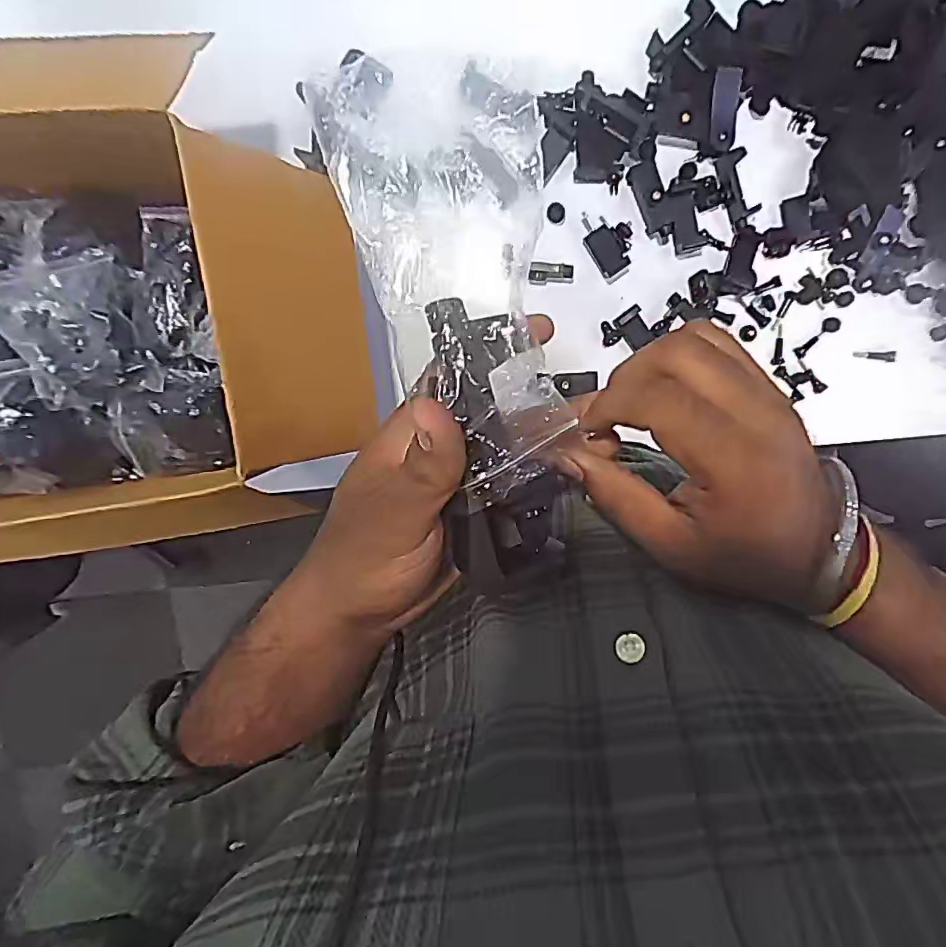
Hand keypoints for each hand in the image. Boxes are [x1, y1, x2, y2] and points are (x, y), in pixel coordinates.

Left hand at [275, 314, 560, 638]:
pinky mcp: (473, 512)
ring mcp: (457, 482)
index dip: (491, 351)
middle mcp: (438, 451)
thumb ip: (420, 466)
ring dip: (541, 440)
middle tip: (581, 395)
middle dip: (532, 399)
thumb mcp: (391, 511)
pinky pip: (508, 487)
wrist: (360, 614)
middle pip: (490, 412)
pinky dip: (536, 479)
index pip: (453, 378)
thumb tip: (438, 408)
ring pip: (504, 450)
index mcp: (411, 434)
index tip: (533, 333)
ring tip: (587, 431)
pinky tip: (566, 473)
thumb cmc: (358, 558)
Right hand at [556, 322, 843, 612]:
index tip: (587, 429)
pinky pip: (718, 345)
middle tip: (608, 416)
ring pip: (696, 337)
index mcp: (735, 459)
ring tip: (635, 401)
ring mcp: (769, 394)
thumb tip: (572, 457)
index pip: (657, 397)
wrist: (822, 551)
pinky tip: (666, 391)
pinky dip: (679, 357)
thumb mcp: (673, 545)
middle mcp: (758, 414)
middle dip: (624, 377)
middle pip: (675, 352)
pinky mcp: (770, 388)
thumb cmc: (752, 556)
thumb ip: (616, 497)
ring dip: (650, 361)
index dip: (607, 404)